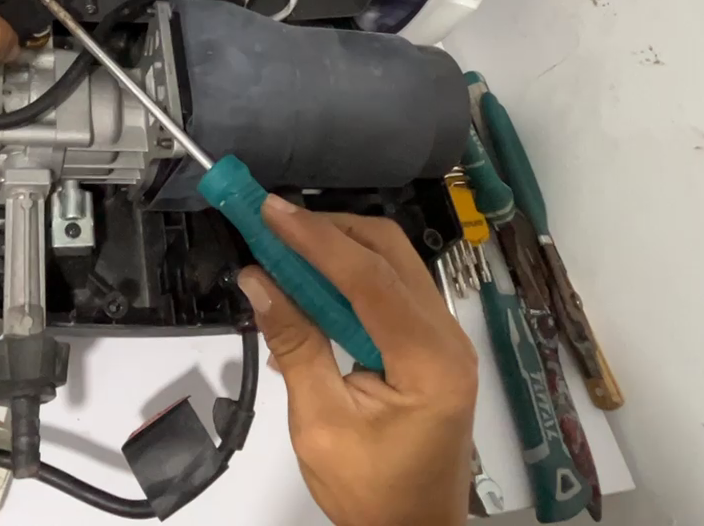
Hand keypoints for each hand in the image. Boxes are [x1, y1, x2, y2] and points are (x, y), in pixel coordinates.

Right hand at [238, 197, 477, 525]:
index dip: (315, 238)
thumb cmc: (370, 493)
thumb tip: (256, 279)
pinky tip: (312, 276)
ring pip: (392, 259)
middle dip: (328, 229)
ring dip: (338, 244)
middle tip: (274, 224)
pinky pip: (391, 284)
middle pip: (388, 251)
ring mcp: (444, 337)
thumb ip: (294, 344)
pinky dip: (348, 269)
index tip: (270, 210)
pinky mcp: (431, 342)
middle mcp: (447, 337)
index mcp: (429, 362)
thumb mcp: (320, 424)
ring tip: (286, 243)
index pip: (369, 278)